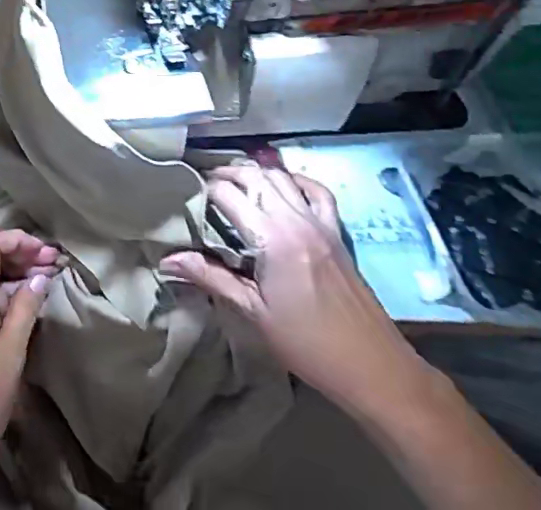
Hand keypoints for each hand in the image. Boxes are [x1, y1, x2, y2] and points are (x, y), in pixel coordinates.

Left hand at [0, 230, 59, 479]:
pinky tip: (31, 297)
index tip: (49, 251)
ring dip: (18, 273)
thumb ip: (24, 309)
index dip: (20, 241)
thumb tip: (40, 275)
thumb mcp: (9, 354)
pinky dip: (9, 292)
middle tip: (56, 262)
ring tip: (49, 275)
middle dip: (22, 255)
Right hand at [159, 163, 434, 413]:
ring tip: (236, 184)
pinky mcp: (337, 232)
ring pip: (282, 177)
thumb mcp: (253, 312)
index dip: (204, 190)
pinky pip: (317, 191)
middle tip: (206, 187)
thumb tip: (167, 260)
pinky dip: (296, 181)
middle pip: (255, 175)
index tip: (187, 200)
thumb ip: (210, 277)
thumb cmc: (307, 344)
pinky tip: (283, 187)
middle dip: (227, 174)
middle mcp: (296, 219)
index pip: (228, 193)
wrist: (373, 366)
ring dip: (256, 173)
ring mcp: (320, 223)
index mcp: (272, 238)